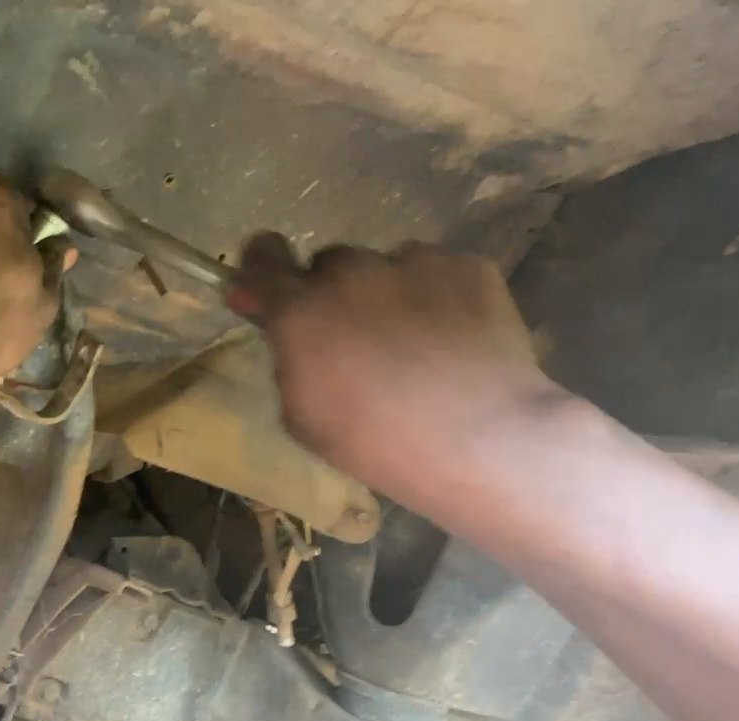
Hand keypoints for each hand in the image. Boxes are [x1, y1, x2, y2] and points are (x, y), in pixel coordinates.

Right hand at [228, 235, 568, 497]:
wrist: (478, 436)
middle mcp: (352, 273)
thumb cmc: (373, 440)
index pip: (264, 263)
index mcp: (301, 312)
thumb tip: (291, 339)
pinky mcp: (468, 266)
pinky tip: (450, 340)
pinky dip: (435, 298)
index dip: (260, 268)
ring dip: (385, 294)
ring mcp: (414, 263)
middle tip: (352, 337)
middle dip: (332, 294)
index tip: (267, 286)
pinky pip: (437, 273)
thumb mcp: (301, 416)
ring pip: (386, 267)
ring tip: (412, 342)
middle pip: (330, 265)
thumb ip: (288, 364)